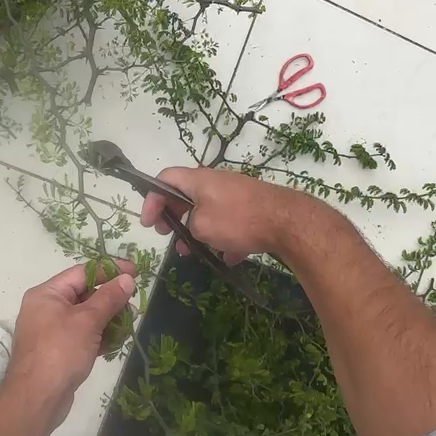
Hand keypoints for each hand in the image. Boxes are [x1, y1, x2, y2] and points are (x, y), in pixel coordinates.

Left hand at [5, 258, 136, 423]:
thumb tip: (127, 279)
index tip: (135, 272)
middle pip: (85, 294)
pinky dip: (99, 337)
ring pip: (86, 317)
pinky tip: (116, 344)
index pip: (82, 272)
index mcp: (47, 294)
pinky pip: (83, 336)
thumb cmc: (60, 352)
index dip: (109, 270)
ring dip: (108, 320)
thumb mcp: (87, 321)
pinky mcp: (59, 351)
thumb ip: (109, 298)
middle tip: (133, 305)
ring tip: (128, 326)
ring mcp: (52, 331)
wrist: (37, 399)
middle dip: (111, 300)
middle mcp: (46, 308)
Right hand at [136, 167, 318, 260]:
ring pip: (208, 211)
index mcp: (199, 180)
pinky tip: (229, 256)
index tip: (148, 222)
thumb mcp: (201, 225)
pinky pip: (230, 221)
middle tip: (166, 234)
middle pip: (185, 195)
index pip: (165, 178)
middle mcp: (216, 182)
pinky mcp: (252, 208)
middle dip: (173, 216)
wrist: (287, 222)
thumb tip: (194, 227)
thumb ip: (188, 224)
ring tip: (192, 251)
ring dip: (197, 230)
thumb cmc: (238, 220)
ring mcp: (236, 194)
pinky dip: (224, 237)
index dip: (151, 198)